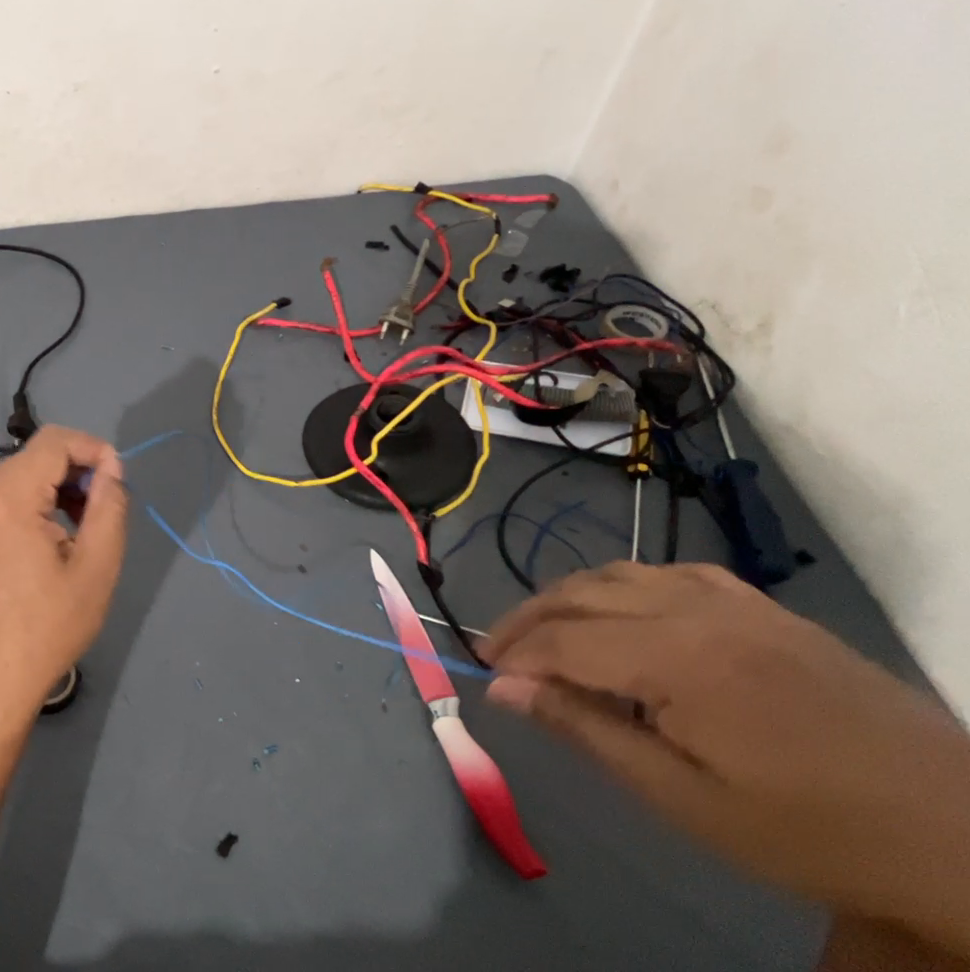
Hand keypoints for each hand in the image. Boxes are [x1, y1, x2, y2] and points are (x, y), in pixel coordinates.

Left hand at [0, 426, 126, 712]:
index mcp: (6, 497)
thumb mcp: (96, 567)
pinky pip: (4, 499)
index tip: (118, 482)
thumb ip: (109, 506)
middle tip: (105, 510)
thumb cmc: (47, 626)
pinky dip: (34, 505)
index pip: (54, 441)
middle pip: (35, 457)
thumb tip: (111, 469)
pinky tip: (55, 539)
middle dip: (76, 471)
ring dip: (57, 488)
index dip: (93, 449)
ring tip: (84, 529)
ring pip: (20, 477)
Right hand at [482, 562, 969, 956]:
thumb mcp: (680, 796)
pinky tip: (621, 613)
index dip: (514, 656)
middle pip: (582, 594)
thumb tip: (503, 688)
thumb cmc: (805, 827)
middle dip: (527, 620)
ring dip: (569, 598)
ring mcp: (740, 603)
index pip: (564, 640)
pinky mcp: (769, 610)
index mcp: (679, 659)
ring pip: (622, 574)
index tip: (484, 679)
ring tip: (544, 633)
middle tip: (496, 654)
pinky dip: (625, 586)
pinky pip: (674, 575)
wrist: (956, 832)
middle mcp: (701, 611)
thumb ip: (584, 729)